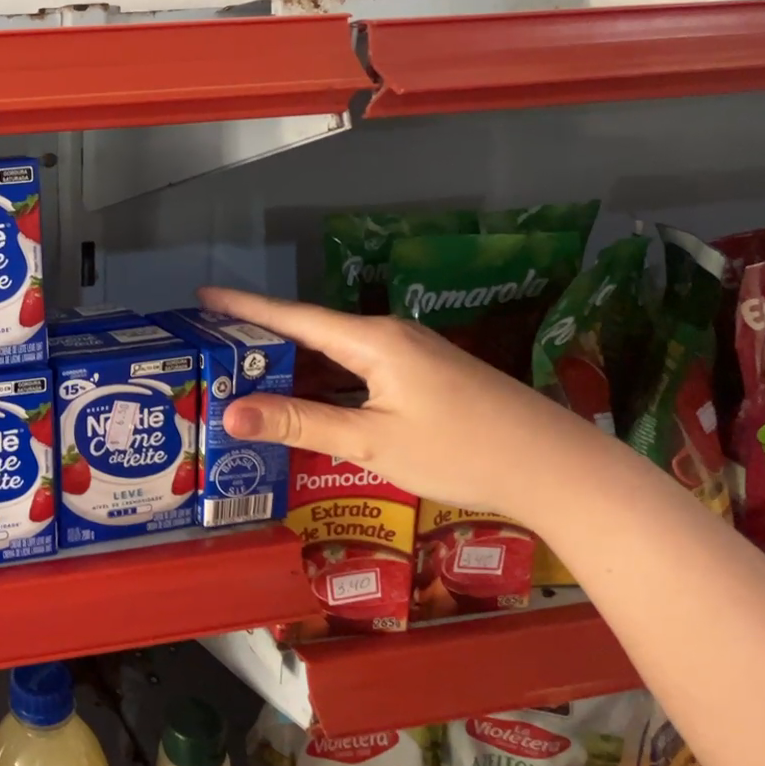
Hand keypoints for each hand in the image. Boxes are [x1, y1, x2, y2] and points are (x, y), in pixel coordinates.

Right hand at [198, 287, 620, 521]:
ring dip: (293, 359)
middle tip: (213, 343)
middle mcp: (390, 335)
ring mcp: (413, 353)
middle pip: (312, 330)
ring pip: (336, 350)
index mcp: (373, 341)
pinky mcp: (428, 374)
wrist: (561, 470)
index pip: (293, 317)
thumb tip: (228, 412)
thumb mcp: (370, 442)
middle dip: (261, 335)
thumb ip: (299, 423)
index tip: (203, 295)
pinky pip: (359, 365)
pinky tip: (309, 393)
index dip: (245, 307)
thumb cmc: (461, 451)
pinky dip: (324, 375)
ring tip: (248, 368)